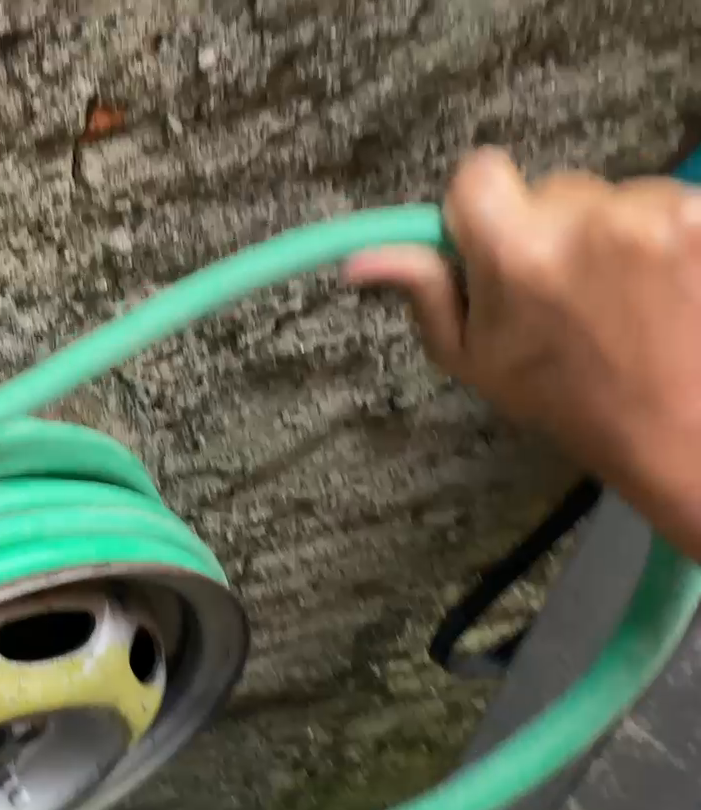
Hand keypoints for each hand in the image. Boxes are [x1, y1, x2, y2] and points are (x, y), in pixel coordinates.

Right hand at [346, 147, 700, 556]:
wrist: (672, 416)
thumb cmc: (554, 390)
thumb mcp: (463, 351)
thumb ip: (422, 290)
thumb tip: (360, 262)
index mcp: (518, 254)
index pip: (480, 174)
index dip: (473, 201)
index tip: (480, 235)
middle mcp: (593, 220)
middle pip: (548, 186)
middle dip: (540, 223)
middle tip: (544, 283)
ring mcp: (665, 212)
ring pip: (609, 194)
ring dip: (601, 228)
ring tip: (605, 287)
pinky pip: (660, 203)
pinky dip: (649, 233)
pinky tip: (649, 280)